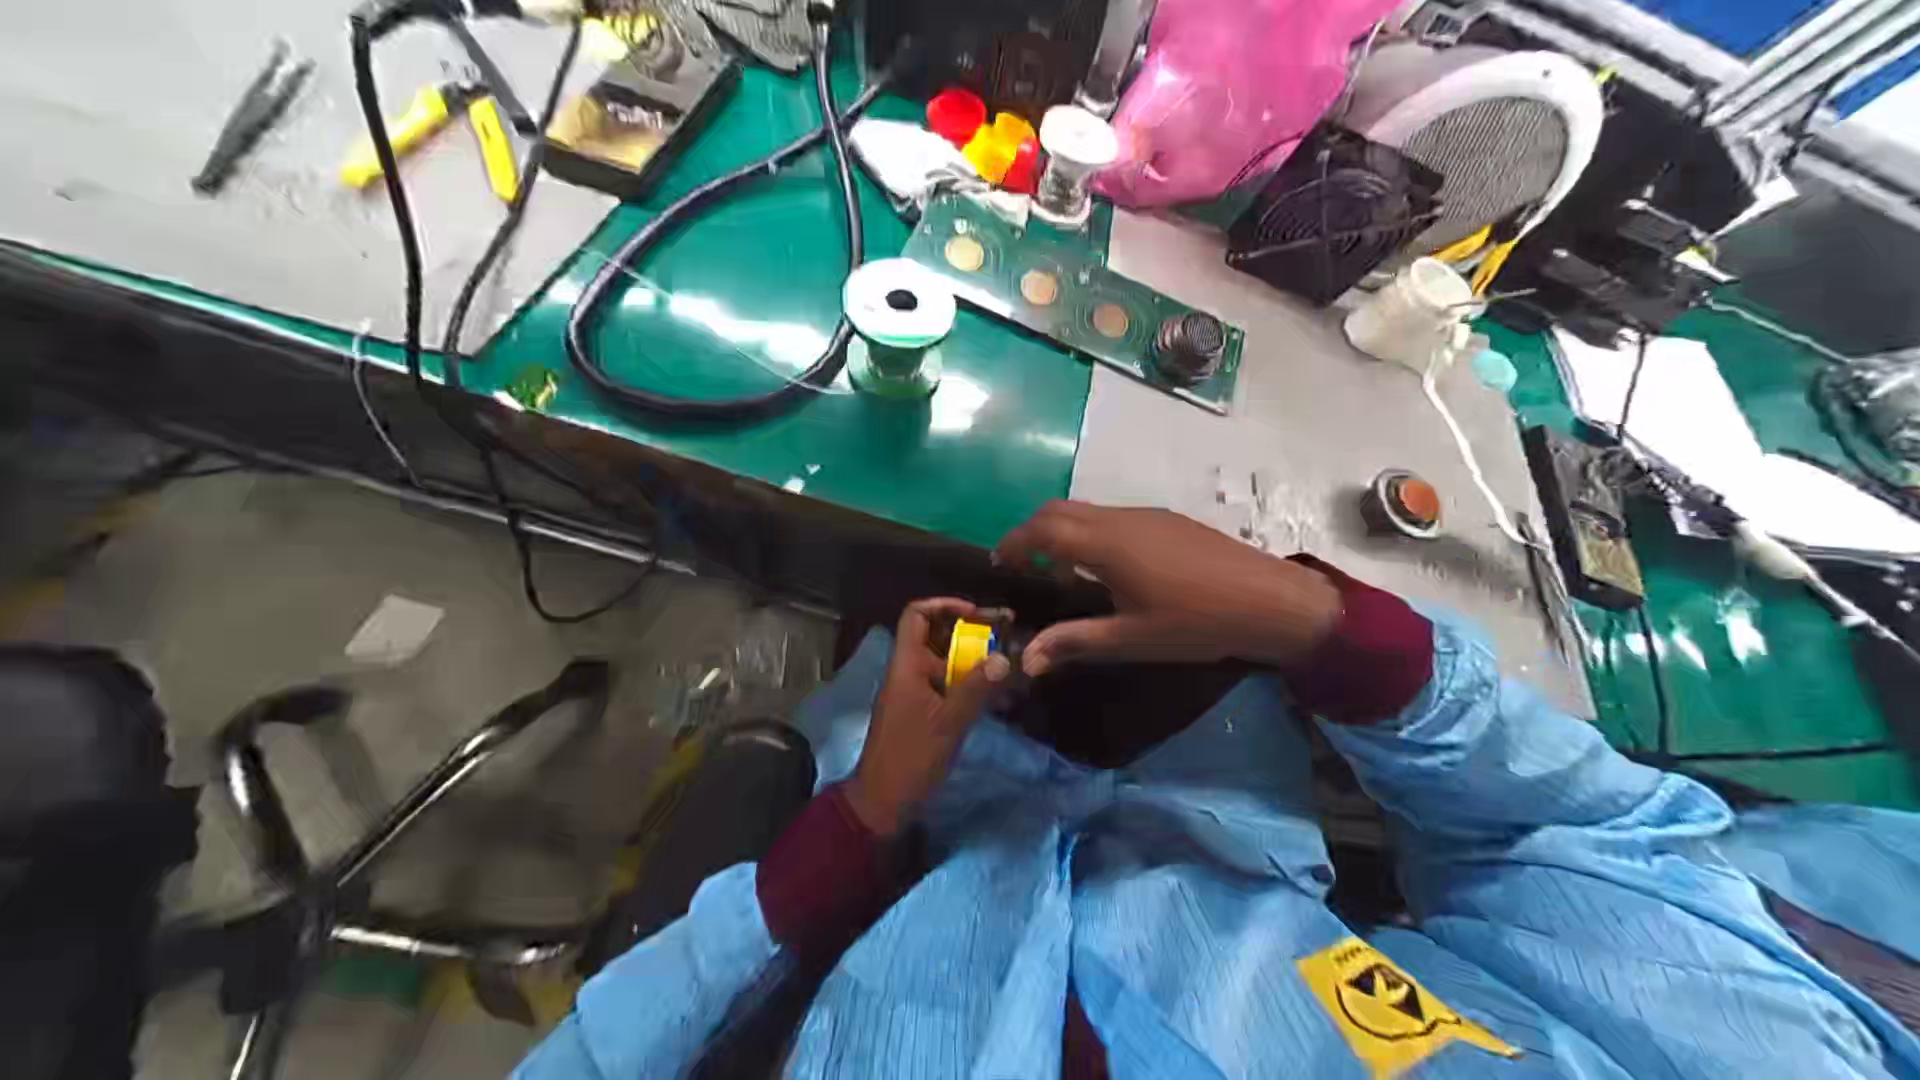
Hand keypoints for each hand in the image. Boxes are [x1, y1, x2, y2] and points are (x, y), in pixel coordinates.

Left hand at [845, 598, 1010, 836]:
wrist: (883, 802)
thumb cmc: (911, 758)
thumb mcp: (948, 723)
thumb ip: (976, 688)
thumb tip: (1002, 658)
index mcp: (906, 665)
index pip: (916, 615)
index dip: (944, 605)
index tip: (976, 613)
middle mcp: (910, 672)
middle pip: (938, 637)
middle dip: (973, 634)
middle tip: (1008, 636)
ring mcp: (917, 693)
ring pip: (948, 664)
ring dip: (977, 662)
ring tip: (1012, 666)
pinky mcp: (925, 713)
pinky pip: (950, 688)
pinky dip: (972, 686)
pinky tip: (1000, 696)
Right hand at [993, 501, 1343, 675]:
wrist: (1272, 600)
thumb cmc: (1196, 623)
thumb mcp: (1131, 639)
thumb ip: (1074, 642)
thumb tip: (1026, 659)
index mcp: (1106, 545)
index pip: (1043, 530)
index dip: (1014, 544)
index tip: (1001, 565)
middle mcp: (1120, 519)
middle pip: (1058, 510)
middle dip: (1031, 533)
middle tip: (1024, 567)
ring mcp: (1146, 515)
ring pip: (1086, 510)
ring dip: (1062, 533)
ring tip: (1064, 575)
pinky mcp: (1166, 519)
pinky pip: (1111, 516)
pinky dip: (1090, 534)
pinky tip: (1107, 570)